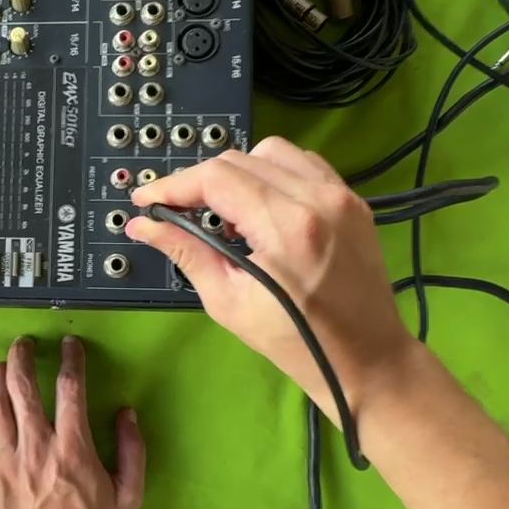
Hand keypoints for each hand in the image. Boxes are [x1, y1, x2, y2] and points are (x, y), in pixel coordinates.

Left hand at [0, 336, 145, 508]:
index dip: (71, 360)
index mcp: (72, 444)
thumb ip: (132, 451)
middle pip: (24, 386)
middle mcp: (36, 441)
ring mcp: (6, 456)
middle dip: (23, 357)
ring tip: (0, 364)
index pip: (70, 388)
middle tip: (23, 344)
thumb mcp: (128, 495)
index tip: (69, 345)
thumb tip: (126, 414)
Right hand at [126, 136, 421, 421]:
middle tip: (177, 213)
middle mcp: (317, 198)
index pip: (216, 178)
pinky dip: (271, 174)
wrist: (366, 357)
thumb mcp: (228, 302)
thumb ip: (186, 252)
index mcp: (286, 226)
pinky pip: (301, 163)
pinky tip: (261, 208)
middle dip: (197, 182)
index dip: (173, 185)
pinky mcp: (351, 199)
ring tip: (227, 215)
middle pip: (237, 160)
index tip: (146, 200)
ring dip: (235, 173)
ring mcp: (340, 194)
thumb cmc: (295, 342)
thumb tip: (142, 225)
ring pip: (269, 151)